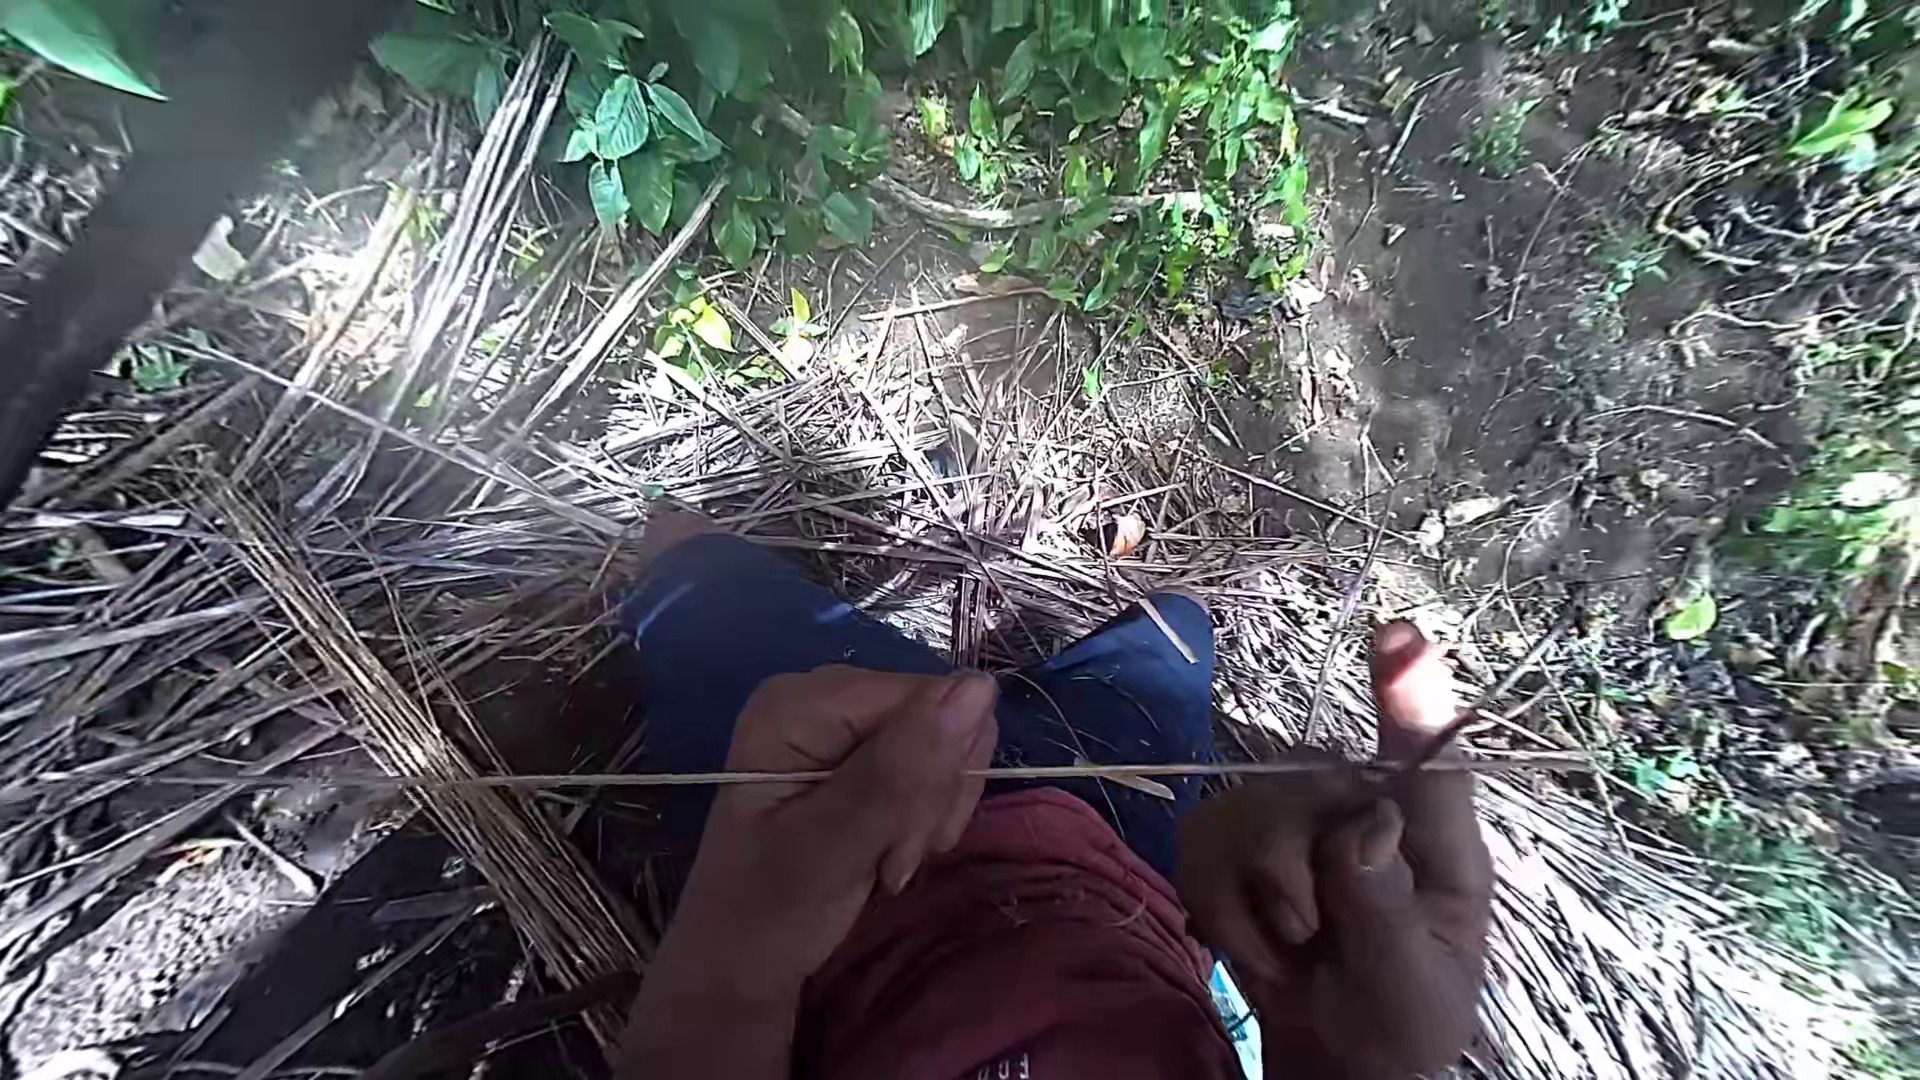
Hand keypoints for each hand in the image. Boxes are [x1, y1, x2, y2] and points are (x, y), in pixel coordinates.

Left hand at [652, 665, 997, 995]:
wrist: (743, 959)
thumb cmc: (769, 912)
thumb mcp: (831, 847)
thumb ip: (899, 772)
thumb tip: (980, 687)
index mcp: (800, 701)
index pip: (920, 699)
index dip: (935, 768)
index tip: (903, 843)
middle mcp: (826, 693)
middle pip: (937, 716)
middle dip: (930, 797)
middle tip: (892, 857)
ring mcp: (847, 717)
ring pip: (947, 738)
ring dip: (931, 811)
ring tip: (887, 857)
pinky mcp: (865, 742)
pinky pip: (937, 757)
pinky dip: (929, 811)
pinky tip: (893, 844)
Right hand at [1176, 623, 1491, 1079]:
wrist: (1322, 1045)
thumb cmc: (1392, 1015)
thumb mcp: (1409, 986)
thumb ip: (1386, 908)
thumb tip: (1366, 821)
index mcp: (1421, 839)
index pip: (1422, 760)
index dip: (1410, 696)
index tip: (1404, 636)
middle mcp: (1345, 805)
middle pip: (1305, 791)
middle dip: (1296, 879)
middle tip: (1310, 943)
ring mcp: (1274, 811)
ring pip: (1245, 820)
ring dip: (1258, 908)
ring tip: (1284, 948)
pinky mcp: (1219, 829)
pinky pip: (1199, 846)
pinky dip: (1218, 909)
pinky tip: (1242, 932)